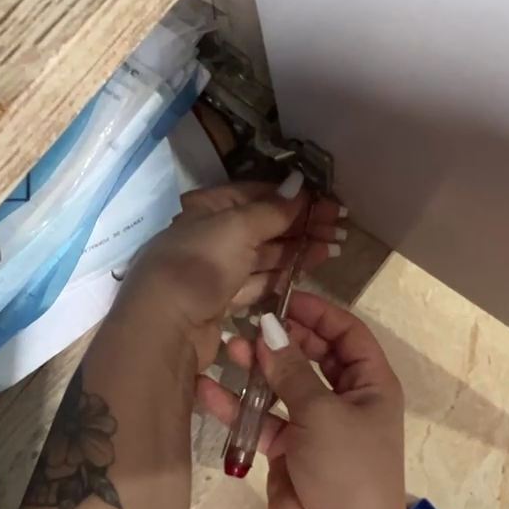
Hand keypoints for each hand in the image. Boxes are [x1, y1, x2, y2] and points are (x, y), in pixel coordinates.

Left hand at [115, 177, 341, 367]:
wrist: (167, 326)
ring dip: (300, 249)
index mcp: (209, 208)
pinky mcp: (225, 300)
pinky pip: (261, 281)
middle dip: (303, 224)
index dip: (293, 197)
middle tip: (341, 227)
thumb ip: (272, 209)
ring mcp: (218, 270)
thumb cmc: (199, 264)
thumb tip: (299, 182)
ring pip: (266, 254)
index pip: (258, 194)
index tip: (328, 202)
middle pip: (265, 225)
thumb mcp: (237, 227)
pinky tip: (310, 269)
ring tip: (335, 248)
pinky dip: (285, 274)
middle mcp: (212, 235)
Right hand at [195, 291, 406, 508]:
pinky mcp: (287, 449)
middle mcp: (345, 399)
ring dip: (255, 369)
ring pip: (282, 386)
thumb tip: (269, 327)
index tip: (282, 298)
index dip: (318, 313)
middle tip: (246, 321)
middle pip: (312, 356)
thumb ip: (291, 370)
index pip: (347, 334)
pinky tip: (207, 390)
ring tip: (226, 348)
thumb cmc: (347, 469)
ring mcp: (315, 425)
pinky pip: (261, 419)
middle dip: (281, 339)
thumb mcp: (321, 413)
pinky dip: (237, 407)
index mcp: (371, 384)